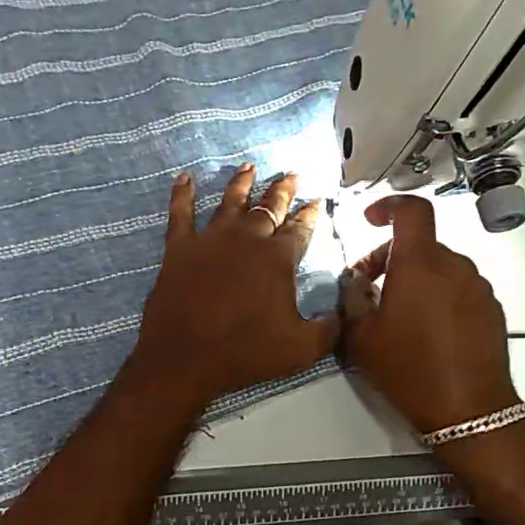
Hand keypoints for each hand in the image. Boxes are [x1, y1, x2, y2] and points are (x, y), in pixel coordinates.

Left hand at [126, 165, 339, 407]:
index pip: (300, 229)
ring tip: (249, 167)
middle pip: (268, 207)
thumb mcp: (302, 349)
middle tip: (292, 174)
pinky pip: (180, 213)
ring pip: (229, 202)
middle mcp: (246, 239)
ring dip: (242, 183)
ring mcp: (210, 240)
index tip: (318, 200)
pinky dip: (182, 194)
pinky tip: (184, 177)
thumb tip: (345, 314)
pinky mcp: (179, 248)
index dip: (311, 214)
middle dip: (282, 190)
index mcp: (278, 259)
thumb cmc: (244, 352)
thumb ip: (330, 329)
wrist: (185, 356)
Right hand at [341, 195, 519, 436]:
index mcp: (419, 264)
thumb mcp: (361, 338)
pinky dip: (438, 294)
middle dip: (390, 258)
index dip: (388, 206)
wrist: (469, 410)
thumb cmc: (411, 370)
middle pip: (420, 243)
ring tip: (397, 313)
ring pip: (439, 266)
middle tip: (369, 287)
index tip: (371, 218)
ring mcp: (478, 287)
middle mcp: (454, 267)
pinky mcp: (491, 308)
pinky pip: (458, 287)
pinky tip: (425, 329)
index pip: (411, 210)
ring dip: (415, 278)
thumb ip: (352, 300)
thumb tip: (354, 284)